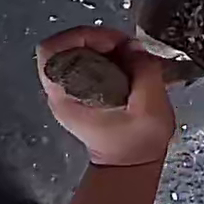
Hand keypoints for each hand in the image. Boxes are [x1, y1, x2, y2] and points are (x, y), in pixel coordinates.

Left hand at [35, 26, 175, 166]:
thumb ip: (145, 72)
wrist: (130, 166)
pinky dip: (107, 58)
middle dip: (98, 39)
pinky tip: (128, 67)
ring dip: (105, 48)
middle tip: (127, 48)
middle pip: (63, 46)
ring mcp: (68, 92)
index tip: (114, 43)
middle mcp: (61, 91)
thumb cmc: (138, 141)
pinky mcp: (81, 92)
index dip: (82, 36)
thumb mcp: (151, 106)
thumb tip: (135, 47)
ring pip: (76, 52)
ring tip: (131, 57)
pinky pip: (86, 63)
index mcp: (67, 95)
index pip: (52, 50)